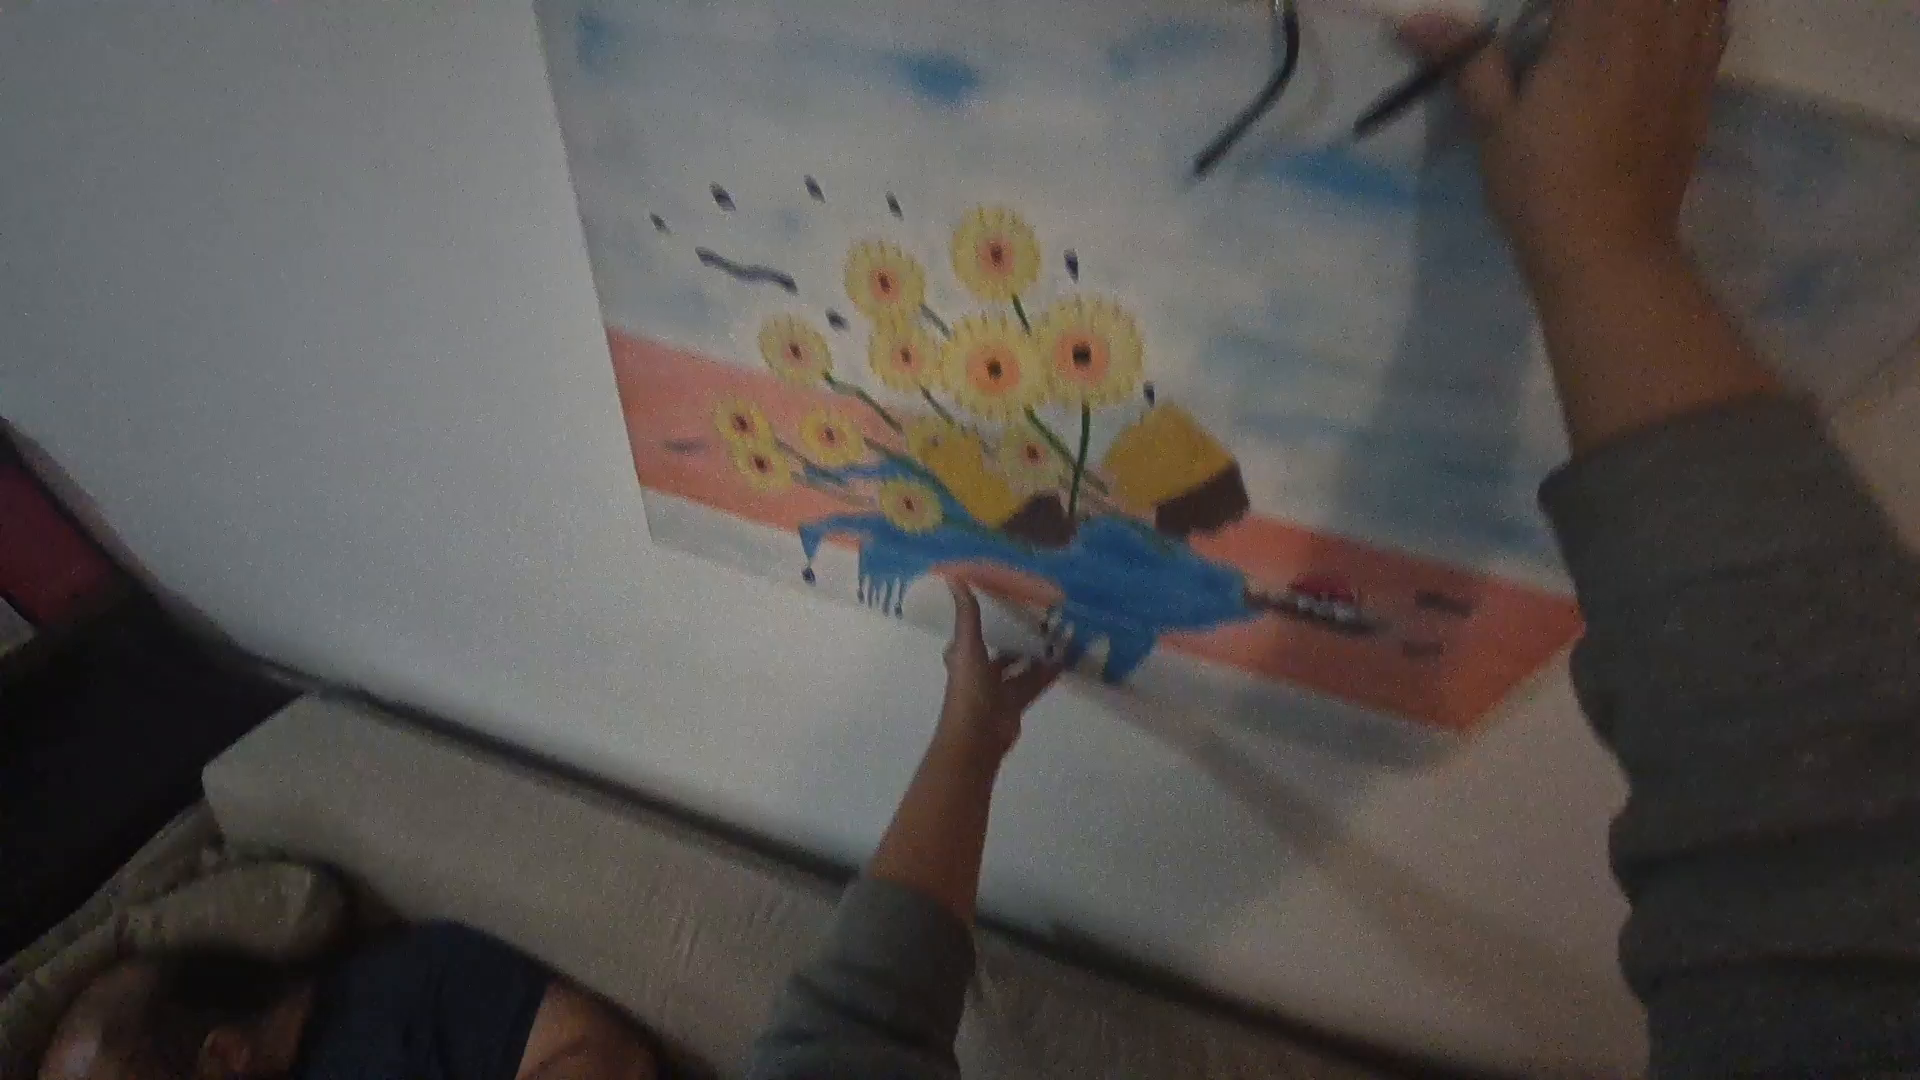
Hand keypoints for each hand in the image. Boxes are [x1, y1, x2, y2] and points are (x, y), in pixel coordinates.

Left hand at [937, 581, 1063, 763]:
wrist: (978, 737)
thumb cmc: (969, 689)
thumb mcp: (968, 646)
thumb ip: (967, 615)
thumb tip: (954, 579)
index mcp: (964, 655)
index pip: (971, 631)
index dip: (982, 617)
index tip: (1001, 599)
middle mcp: (979, 670)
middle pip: (999, 648)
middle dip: (1015, 635)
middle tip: (1038, 616)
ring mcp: (998, 689)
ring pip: (1020, 666)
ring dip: (1034, 653)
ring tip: (1056, 634)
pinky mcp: (1016, 703)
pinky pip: (1034, 683)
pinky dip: (1047, 672)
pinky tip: (1064, 658)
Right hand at [1400, 0, 1728, 283]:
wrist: (1605, 240)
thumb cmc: (1537, 184)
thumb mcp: (1492, 123)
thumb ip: (1467, 58)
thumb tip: (1415, 18)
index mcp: (1598, 21)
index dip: (1536, 5)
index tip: (1519, 23)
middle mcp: (1657, 13)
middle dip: (1580, 11)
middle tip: (1545, 33)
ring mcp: (1694, 34)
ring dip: (1625, 11)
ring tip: (1590, 36)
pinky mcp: (1708, 62)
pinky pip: (1707, 4)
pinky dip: (1679, 8)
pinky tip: (1646, 30)